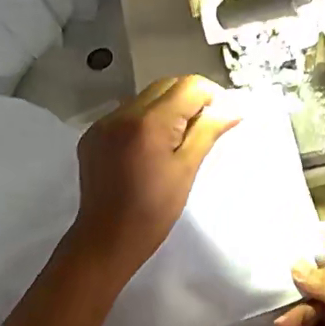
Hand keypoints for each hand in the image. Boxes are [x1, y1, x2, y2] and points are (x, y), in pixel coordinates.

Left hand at [68, 75, 240, 278]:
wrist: (106, 240)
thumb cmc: (154, 211)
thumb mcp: (186, 170)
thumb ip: (208, 131)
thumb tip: (232, 108)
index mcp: (148, 123)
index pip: (188, 86)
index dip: (211, 97)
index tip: (221, 119)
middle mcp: (122, 114)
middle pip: (166, 85)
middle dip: (189, 99)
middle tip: (204, 129)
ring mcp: (103, 123)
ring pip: (145, 98)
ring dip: (167, 109)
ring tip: (176, 142)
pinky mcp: (92, 135)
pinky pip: (126, 114)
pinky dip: (144, 121)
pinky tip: (149, 150)